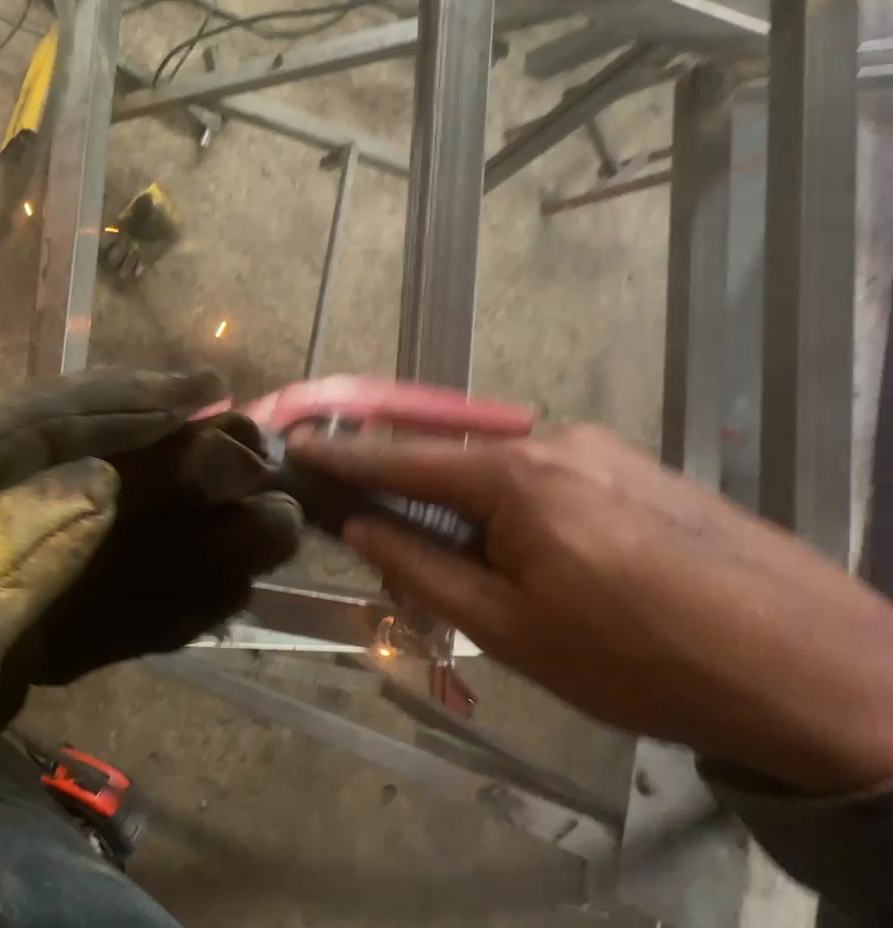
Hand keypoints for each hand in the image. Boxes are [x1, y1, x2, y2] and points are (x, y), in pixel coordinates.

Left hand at [0, 369, 297, 926]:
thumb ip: (5, 543)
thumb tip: (100, 479)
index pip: (24, 422)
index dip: (114, 400)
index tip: (199, 392)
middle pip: (71, 477)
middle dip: (165, 467)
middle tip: (255, 459)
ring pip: (93, 546)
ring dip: (178, 535)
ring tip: (266, 524)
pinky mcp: (4, 643)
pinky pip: (90, 611)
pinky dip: (153, 602)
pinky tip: (219, 589)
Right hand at [295, 425, 892, 793]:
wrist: (833, 679)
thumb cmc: (645, 662)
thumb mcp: (509, 628)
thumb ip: (419, 567)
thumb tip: (358, 525)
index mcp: (515, 478)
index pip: (396, 457)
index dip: (337, 455)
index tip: (290, 446)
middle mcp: (556, 444)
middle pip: (446, 458)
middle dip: (399, 485)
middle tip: (369, 526)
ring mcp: (607, 450)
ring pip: (497, 469)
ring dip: (459, 502)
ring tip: (457, 560)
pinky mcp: (642, 470)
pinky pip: (545, 475)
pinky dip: (508, 503)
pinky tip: (523, 551)